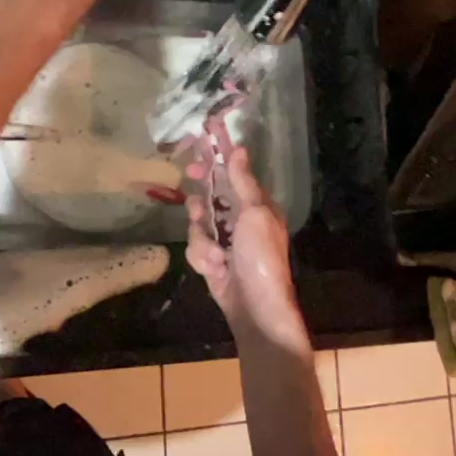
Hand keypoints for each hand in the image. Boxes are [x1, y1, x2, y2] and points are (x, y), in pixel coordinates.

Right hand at [186, 148, 308, 348]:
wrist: (255, 305)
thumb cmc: (261, 255)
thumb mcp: (255, 213)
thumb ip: (242, 182)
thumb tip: (239, 149)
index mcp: (257, 206)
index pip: (234, 176)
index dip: (216, 163)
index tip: (198, 150)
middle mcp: (240, 221)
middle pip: (211, 197)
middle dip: (201, 202)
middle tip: (194, 203)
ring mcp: (224, 241)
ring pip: (197, 224)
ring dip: (203, 239)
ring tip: (216, 254)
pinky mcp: (211, 261)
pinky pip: (195, 248)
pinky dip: (202, 258)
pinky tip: (214, 269)